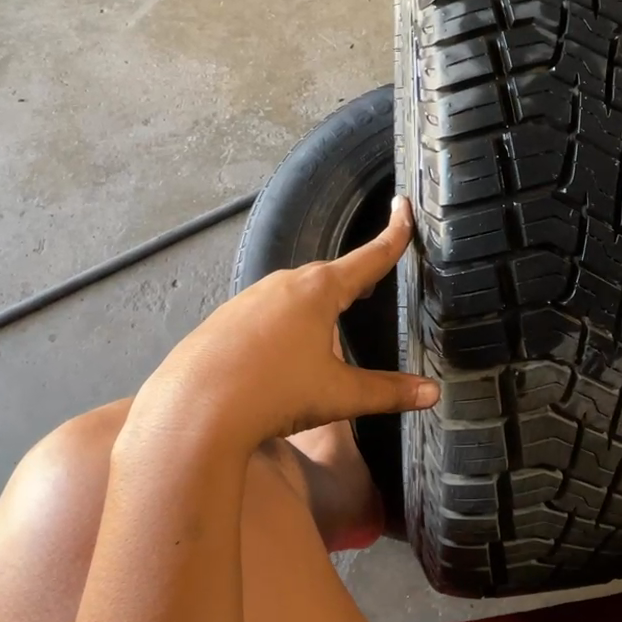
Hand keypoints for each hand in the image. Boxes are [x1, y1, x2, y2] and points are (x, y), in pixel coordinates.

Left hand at [135, 197, 438, 448]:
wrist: (189, 414)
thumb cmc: (272, 394)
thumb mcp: (338, 395)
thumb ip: (388, 392)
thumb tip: (432, 394)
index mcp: (318, 290)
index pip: (368, 257)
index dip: (392, 235)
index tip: (403, 207)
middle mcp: (282, 285)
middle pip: (329, 274)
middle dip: (353, 278)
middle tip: (371, 284)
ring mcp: (247, 300)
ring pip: (294, 293)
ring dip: (317, 302)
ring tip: (331, 323)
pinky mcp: (222, 321)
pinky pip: (264, 311)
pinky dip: (284, 321)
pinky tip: (282, 351)